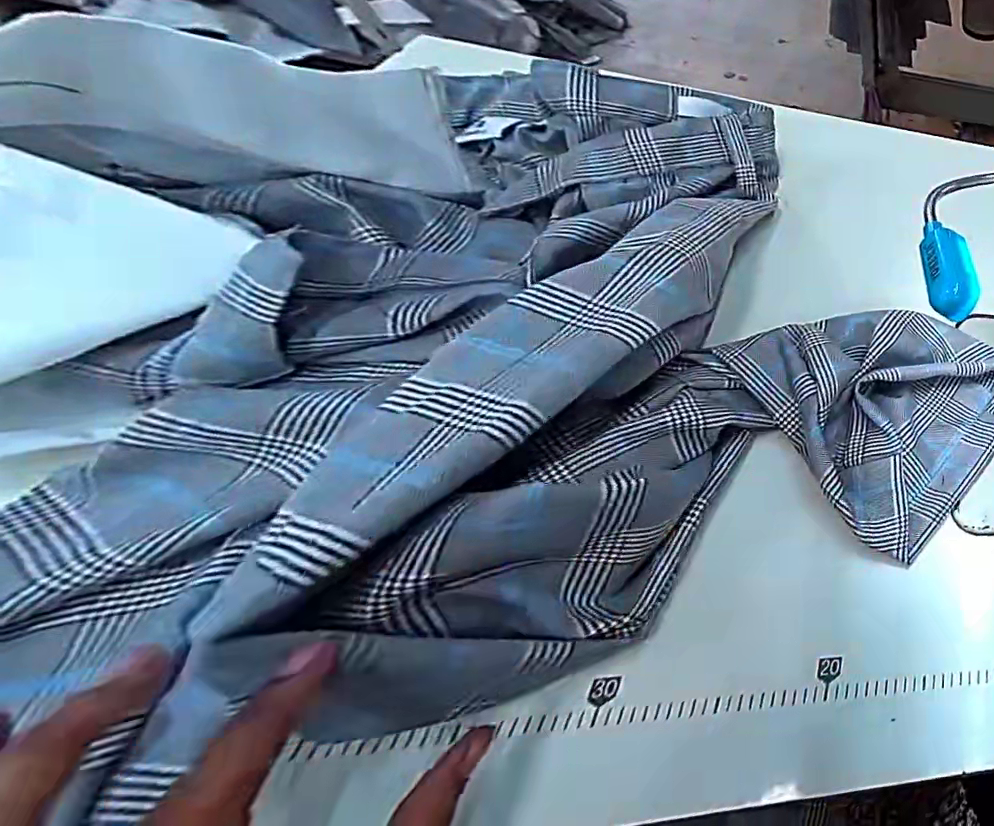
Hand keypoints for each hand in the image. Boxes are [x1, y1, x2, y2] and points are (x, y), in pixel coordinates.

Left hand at [0, 642, 491, 825]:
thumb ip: (417, 820)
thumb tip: (475, 744)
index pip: (233, 762)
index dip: (282, 699)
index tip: (314, 656)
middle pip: (41, 792)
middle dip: (93, 716)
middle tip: (149, 659)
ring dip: (11, 759)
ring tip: (44, 705)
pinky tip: (5, 775)